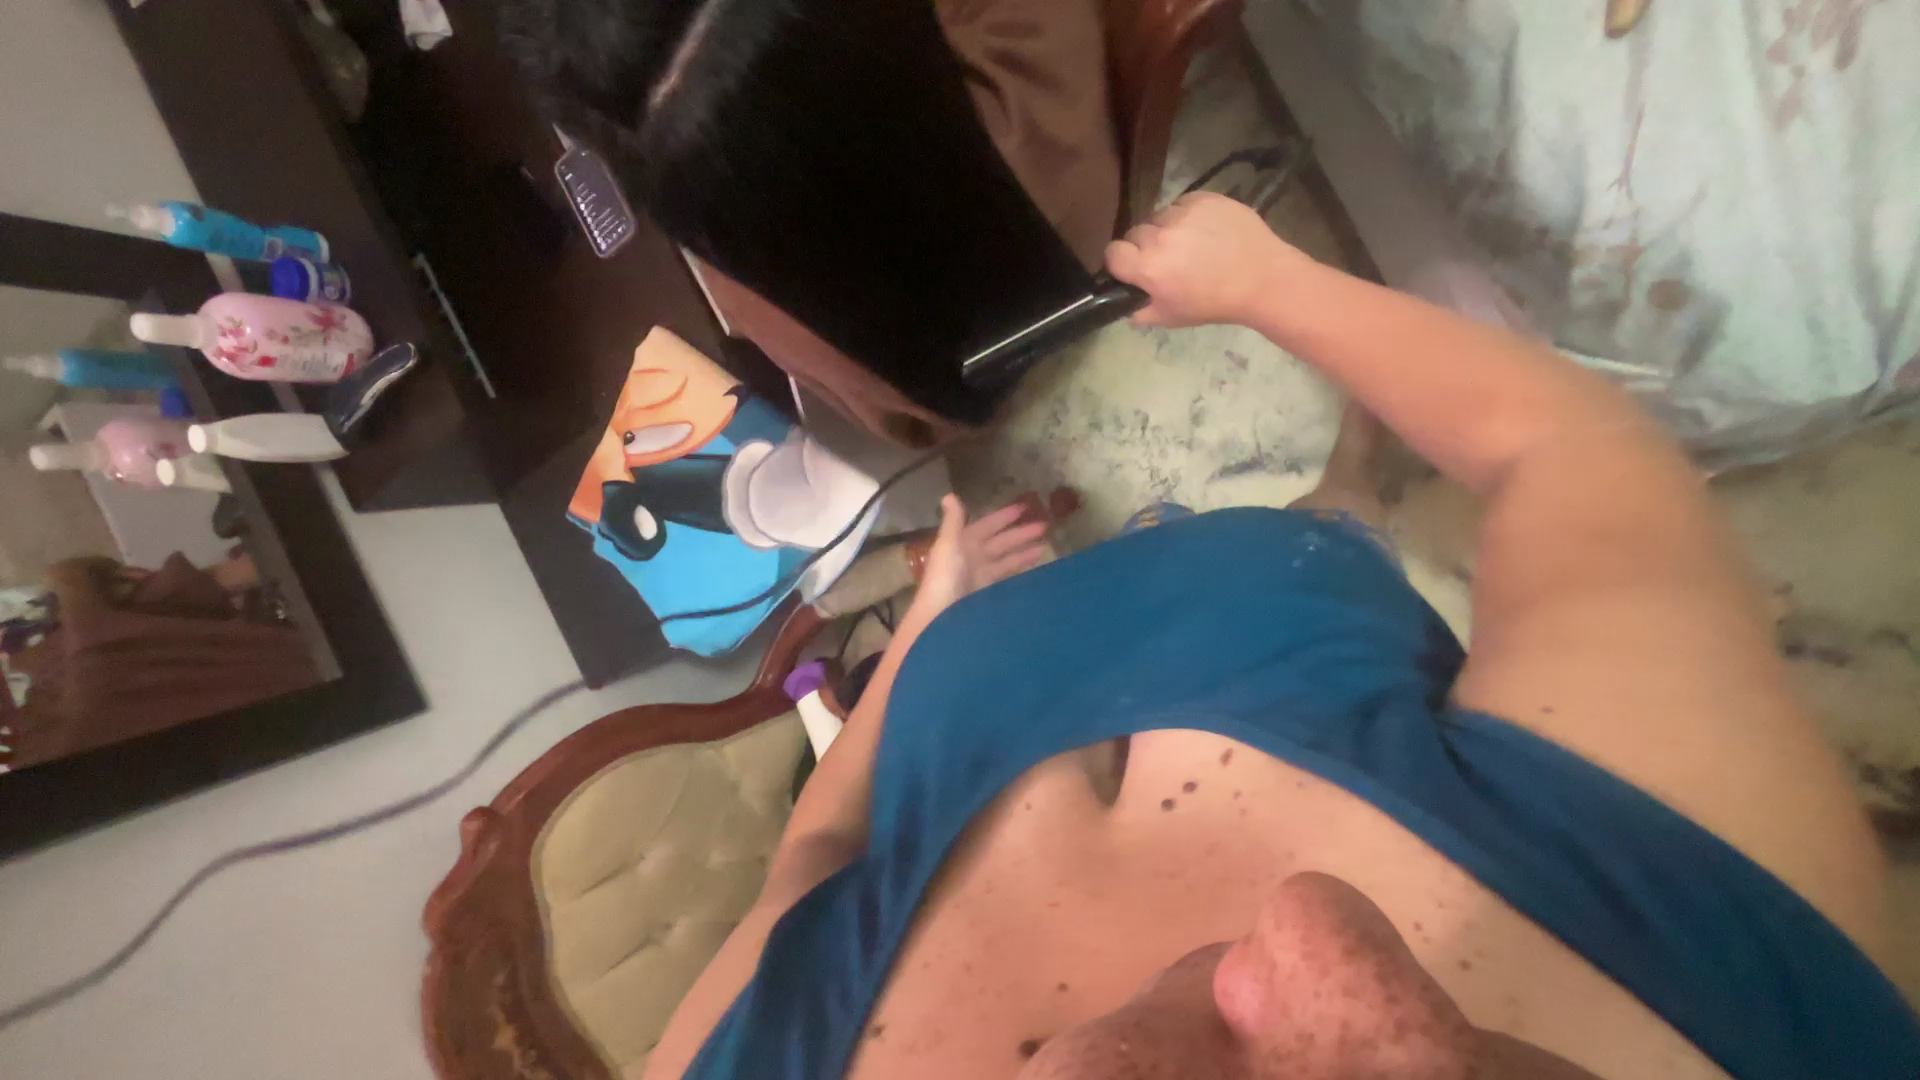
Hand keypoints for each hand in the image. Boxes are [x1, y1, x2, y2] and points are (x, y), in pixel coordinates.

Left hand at [907, 495, 1051, 621]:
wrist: (940, 616)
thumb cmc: (944, 577)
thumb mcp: (948, 544)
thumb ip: (953, 521)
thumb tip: (949, 494)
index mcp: (962, 543)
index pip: (987, 526)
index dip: (1004, 517)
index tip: (1025, 507)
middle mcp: (971, 557)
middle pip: (1000, 542)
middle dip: (1021, 534)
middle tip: (1045, 526)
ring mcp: (979, 576)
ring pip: (1005, 560)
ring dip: (1024, 552)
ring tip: (1045, 547)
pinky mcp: (987, 594)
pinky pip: (1006, 577)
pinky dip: (1019, 571)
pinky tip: (1033, 569)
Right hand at [1103, 193, 1314, 327]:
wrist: (1261, 278)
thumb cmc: (1213, 303)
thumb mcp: (1171, 318)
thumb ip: (1140, 313)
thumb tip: (1127, 305)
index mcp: (1149, 267)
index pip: (1113, 252)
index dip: (1120, 261)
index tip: (1131, 268)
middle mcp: (1161, 236)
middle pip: (1134, 233)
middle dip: (1143, 246)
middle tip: (1164, 259)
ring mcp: (1183, 213)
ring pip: (1158, 216)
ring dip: (1164, 229)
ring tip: (1186, 243)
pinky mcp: (1204, 198)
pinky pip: (1181, 203)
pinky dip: (1186, 215)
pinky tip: (1202, 230)